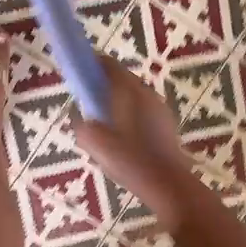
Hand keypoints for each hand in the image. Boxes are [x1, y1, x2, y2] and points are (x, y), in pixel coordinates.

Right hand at [73, 57, 202, 229]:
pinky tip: (123, 138)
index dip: (91, 65)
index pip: (108, 64)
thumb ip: (82, 125)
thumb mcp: (95, 143)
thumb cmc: (128, 160)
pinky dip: (130, 114)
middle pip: (122, 79)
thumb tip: (79, 117)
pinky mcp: (166, 123)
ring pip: (133, 95)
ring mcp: (159, 107)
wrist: (165, 182)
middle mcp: (146, 92)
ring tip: (104, 124)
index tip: (78, 75)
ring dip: (118, 101)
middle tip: (88, 103)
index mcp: (128, 90)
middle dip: (103, 86)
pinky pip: (143, 110)